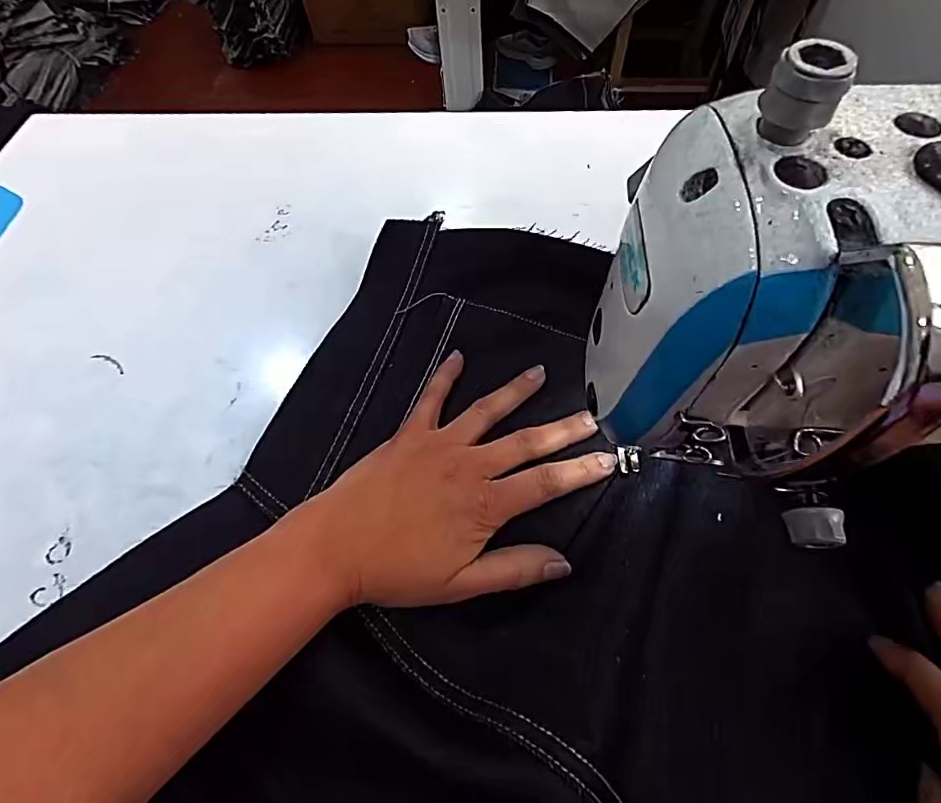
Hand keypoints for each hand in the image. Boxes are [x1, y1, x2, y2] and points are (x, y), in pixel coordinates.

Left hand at [297, 351, 611, 607]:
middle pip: (527, 442)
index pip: (546, 483)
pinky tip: (458, 357)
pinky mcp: (411, 433)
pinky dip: (446, 376)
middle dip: (563, 429)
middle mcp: (471, 465)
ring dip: (517, 391)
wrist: (333, 547)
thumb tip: (562, 562)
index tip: (608, 458)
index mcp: (486, 504)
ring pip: (488, 411)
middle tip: (590, 416)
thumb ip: (513, 569)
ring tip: (540, 373)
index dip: (581, 470)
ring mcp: (441, 443)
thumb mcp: (460, 583)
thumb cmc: (396, 570)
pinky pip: (432, 398)